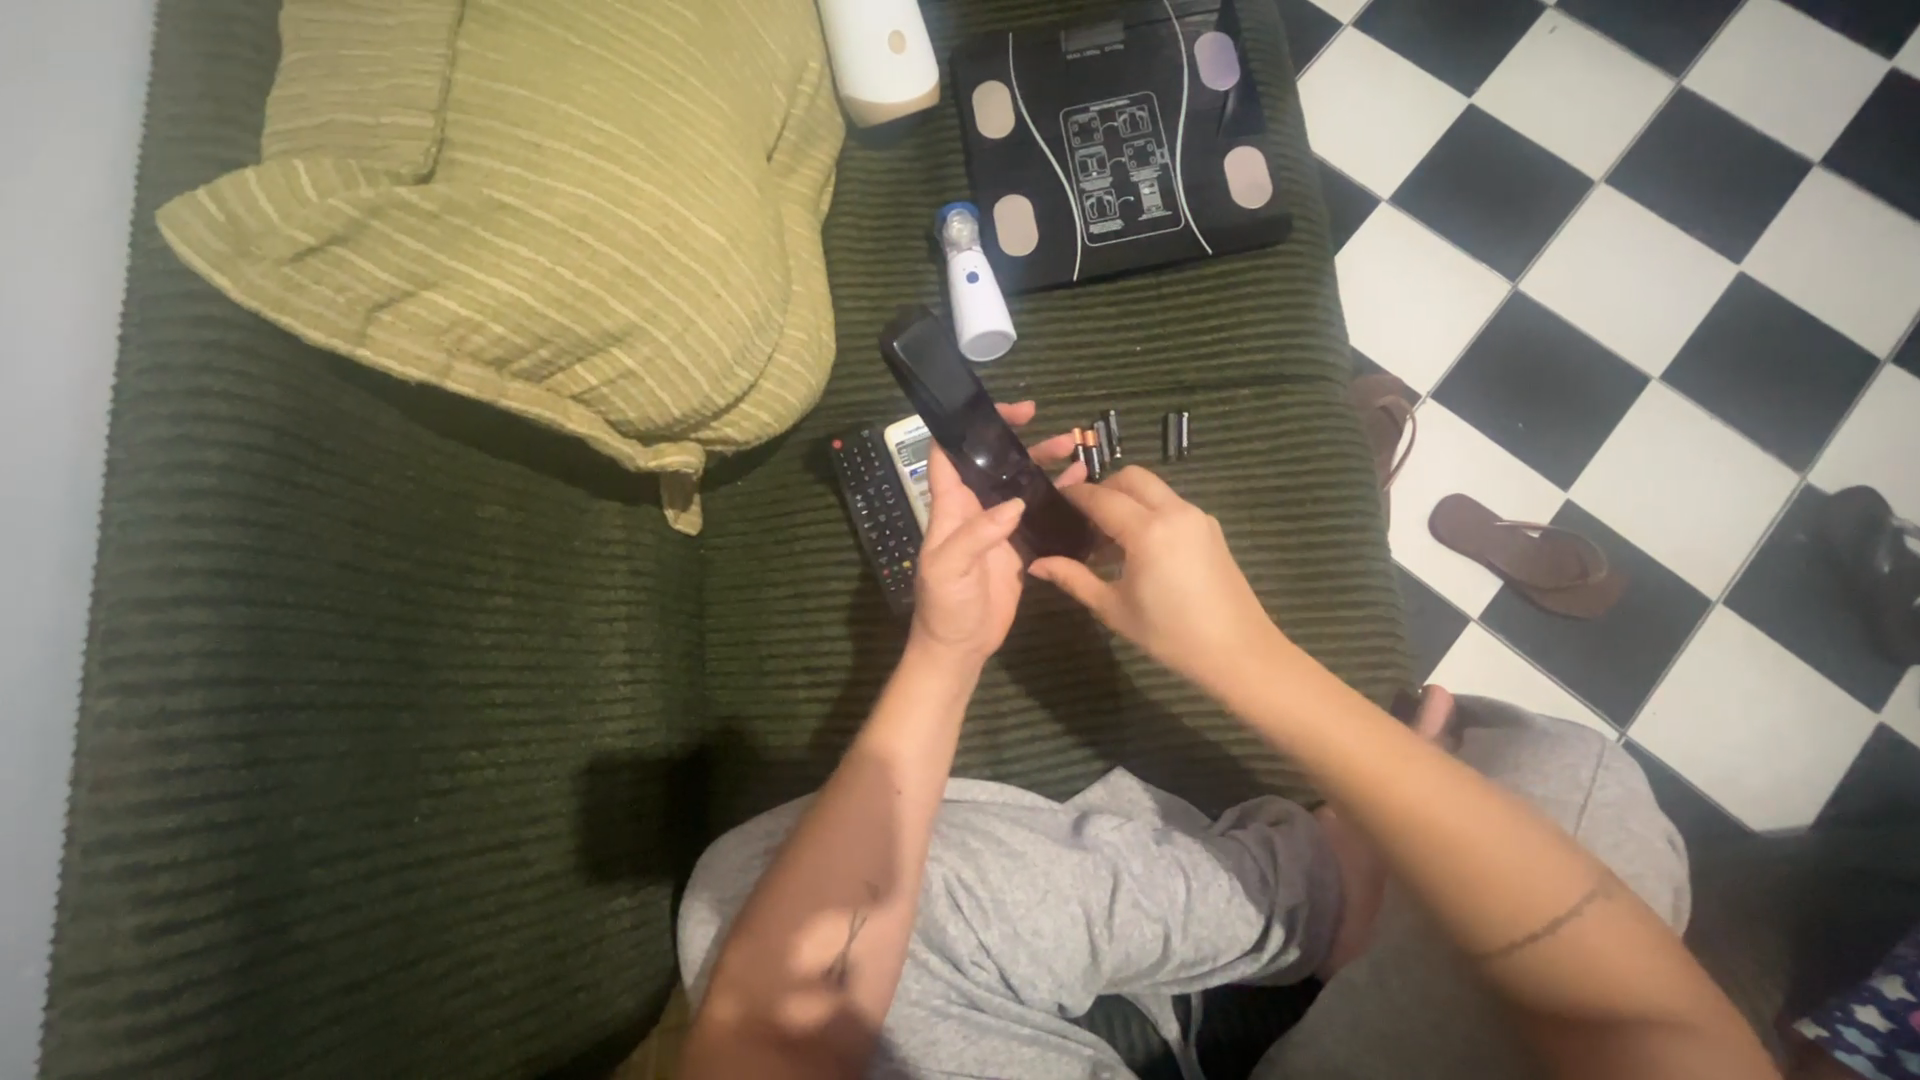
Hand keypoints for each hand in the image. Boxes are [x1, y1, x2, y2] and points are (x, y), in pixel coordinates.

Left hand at [908, 402, 1083, 665]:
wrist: (960, 648)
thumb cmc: (944, 607)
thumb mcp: (949, 568)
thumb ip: (977, 534)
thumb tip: (1015, 504)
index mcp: (950, 508)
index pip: (949, 455)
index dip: (969, 428)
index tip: (1006, 414)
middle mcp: (974, 510)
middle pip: (995, 465)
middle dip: (1022, 443)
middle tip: (1057, 430)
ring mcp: (998, 529)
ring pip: (1021, 487)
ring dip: (1045, 467)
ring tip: (1076, 451)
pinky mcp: (1019, 548)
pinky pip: (1039, 515)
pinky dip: (1058, 499)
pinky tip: (1081, 487)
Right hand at [1028, 466, 1286, 695]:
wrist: (1239, 652)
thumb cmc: (1170, 635)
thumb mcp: (1114, 608)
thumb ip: (1073, 578)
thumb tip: (1036, 564)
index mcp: (1147, 531)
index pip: (1100, 497)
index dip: (1074, 496)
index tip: (1053, 502)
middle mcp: (1174, 512)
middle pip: (1131, 478)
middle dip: (1103, 489)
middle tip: (1083, 521)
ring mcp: (1197, 518)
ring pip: (1154, 490)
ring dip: (1127, 501)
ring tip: (1107, 542)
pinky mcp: (1210, 529)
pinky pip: (1171, 506)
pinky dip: (1148, 513)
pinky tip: (1138, 551)